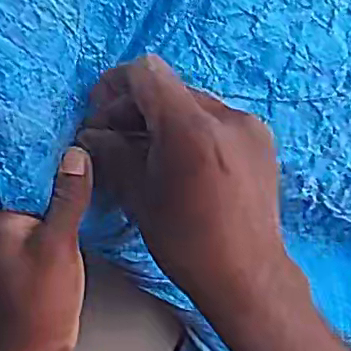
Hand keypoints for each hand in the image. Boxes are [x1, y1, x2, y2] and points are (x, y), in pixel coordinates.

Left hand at [0, 146, 92, 350]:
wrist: (37, 348)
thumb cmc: (39, 301)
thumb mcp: (58, 242)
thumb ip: (68, 197)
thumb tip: (76, 155)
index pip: (6, 167)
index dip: (27, 143)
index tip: (47, 118)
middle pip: (21, 179)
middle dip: (44, 157)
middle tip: (69, 127)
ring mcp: (14, 234)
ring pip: (35, 195)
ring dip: (53, 178)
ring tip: (77, 148)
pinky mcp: (30, 246)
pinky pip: (44, 212)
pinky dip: (59, 200)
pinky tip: (79, 187)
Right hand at [77, 55, 304, 324]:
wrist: (247, 276)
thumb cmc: (186, 242)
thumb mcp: (137, 195)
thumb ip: (111, 154)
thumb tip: (90, 135)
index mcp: (190, 128)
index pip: (146, 74)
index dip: (114, 84)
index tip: (98, 109)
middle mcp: (225, 117)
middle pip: (167, 88)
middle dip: (134, 108)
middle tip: (110, 138)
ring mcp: (248, 127)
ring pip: (190, 104)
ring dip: (160, 120)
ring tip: (143, 153)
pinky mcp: (260, 141)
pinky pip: (214, 120)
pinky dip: (188, 130)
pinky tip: (176, 162)